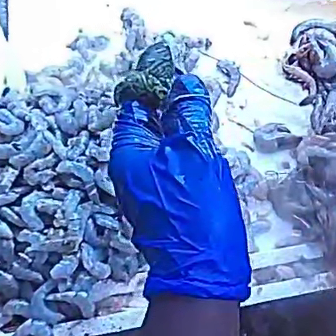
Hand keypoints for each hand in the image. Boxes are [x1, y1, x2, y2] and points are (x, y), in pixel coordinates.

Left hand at [110, 75, 250, 301]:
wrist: (205, 271)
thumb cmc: (194, 213)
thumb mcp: (192, 151)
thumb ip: (186, 113)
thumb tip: (183, 84)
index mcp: (127, 153)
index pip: (135, 104)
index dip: (154, 83)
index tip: (172, 64)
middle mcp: (133, 169)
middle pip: (151, 123)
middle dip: (173, 105)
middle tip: (195, 90)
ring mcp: (151, 186)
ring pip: (167, 143)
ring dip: (185, 128)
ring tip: (204, 115)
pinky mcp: (170, 200)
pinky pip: (178, 164)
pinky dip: (192, 151)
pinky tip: (208, 149)